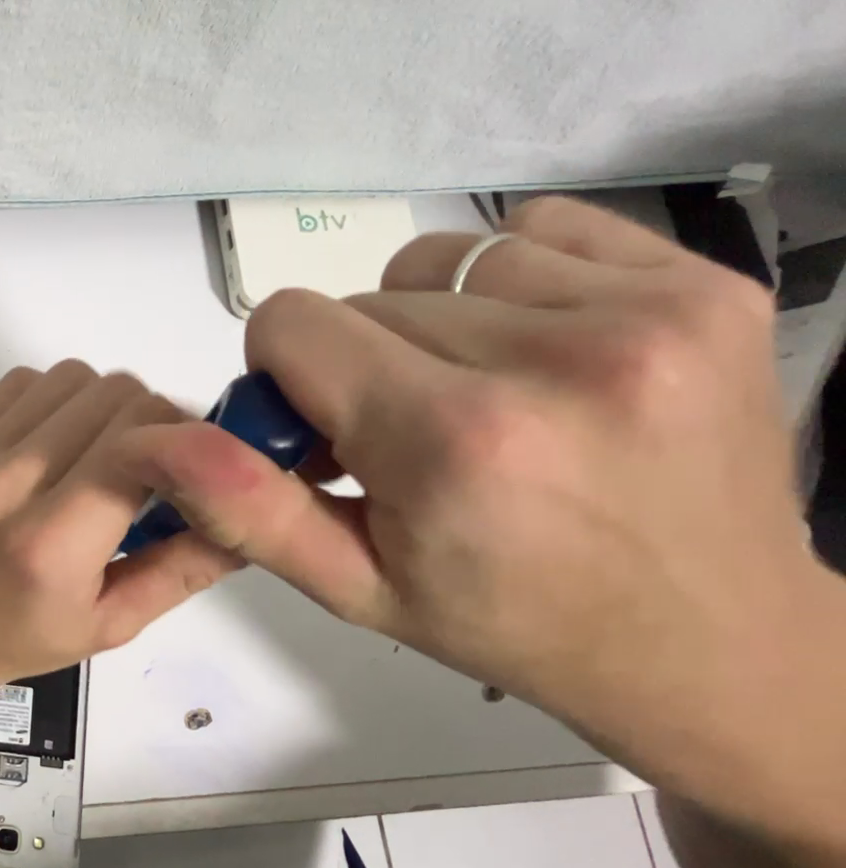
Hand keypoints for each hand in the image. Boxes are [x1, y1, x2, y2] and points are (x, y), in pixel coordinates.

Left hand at [0, 360, 239, 704]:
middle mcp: (6, 489)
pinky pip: (24, 381)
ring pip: (72, 377)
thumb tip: (250, 518)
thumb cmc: (21, 637)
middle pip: (112, 397)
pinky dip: (56, 398)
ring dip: (104, 405)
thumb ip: (183, 569)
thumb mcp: (112, 624)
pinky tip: (57, 441)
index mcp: (50, 546)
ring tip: (102, 453)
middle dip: (152, 421)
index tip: (197, 461)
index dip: (186, 439)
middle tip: (153, 463)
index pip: (139, 444)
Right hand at [122, 197, 821, 757]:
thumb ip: (248, 510)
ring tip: (473, 393)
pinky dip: (508, 280)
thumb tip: (165, 443)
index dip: (282, 372)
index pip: (292, 324)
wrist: (704, 638)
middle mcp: (553, 359)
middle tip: (401, 434)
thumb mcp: (351, 588)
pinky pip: (538, 229)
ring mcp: (645, 312)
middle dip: (357, 360)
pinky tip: (533, 351)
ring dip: (429, 319)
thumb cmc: (504, 620)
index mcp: (451, 442)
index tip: (320, 426)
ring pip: (443, 260)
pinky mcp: (704, 284)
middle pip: (365, 298)